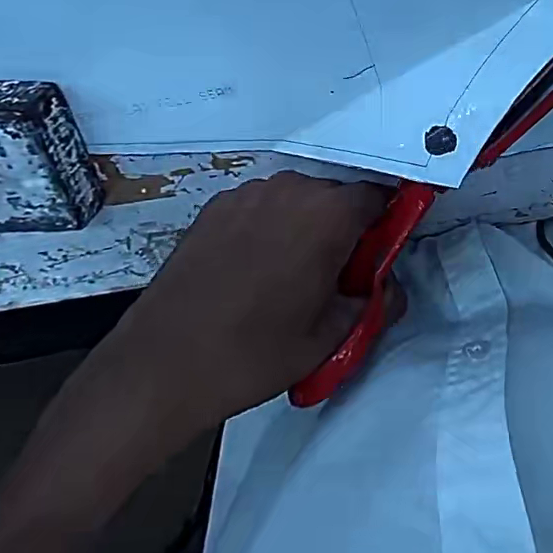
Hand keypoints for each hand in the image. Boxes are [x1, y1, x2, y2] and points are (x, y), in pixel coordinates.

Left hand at [101, 172, 393, 425]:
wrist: (163, 363)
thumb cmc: (254, 352)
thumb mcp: (331, 338)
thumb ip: (376, 302)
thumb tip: (390, 285)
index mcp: (328, 215)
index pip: (378, 198)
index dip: (384, 225)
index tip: (375, 256)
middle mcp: (291, 189)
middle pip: (336, 197)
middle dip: (343, 229)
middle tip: (331, 276)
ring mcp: (248, 192)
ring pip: (297, 199)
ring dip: (304, 226)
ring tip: (285, 276)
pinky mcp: (216, 204)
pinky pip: (261, 206)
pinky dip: (268, 226)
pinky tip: (250, 269)